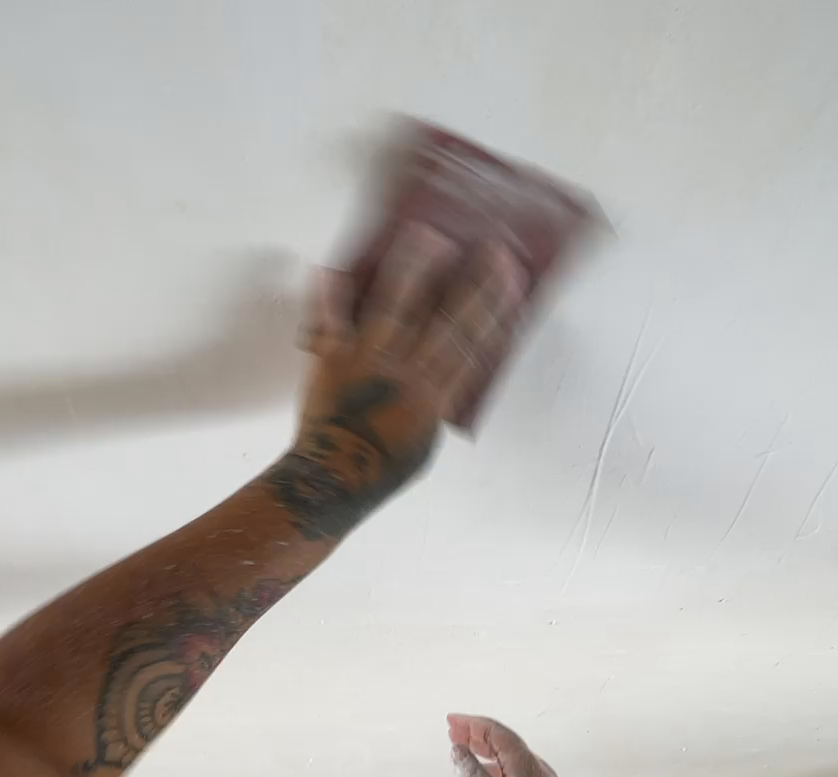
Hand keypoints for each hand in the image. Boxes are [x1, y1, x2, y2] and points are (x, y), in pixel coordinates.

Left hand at [262, 228, 525, 540]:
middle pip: (446, 321)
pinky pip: (328, 322)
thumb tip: (445, 377)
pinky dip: (325, 296)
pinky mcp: (331, 360)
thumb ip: (436, 402)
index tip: (512, 283)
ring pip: (392, 307)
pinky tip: (327, 266)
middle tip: (492, 250)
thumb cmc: (381, 468)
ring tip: (426, 235)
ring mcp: (366, 361)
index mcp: (431, 397)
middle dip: (473, 284)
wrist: (334, 480)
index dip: (494, 312)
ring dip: (410, 269)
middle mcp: (404, 373)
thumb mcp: (424, 440)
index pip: (472, 346)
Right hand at [449, 713, 594, 776]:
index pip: (496, 731)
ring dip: (485, 754)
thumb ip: (473, 775)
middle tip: (452, 733)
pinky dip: (494, 773)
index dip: (471, 723)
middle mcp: (536, 769)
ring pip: (508, 762)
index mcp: (526, 763)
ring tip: (463, 754)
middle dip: (476, 736)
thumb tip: (457, 749)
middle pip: (503, 743)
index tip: (450, 721)